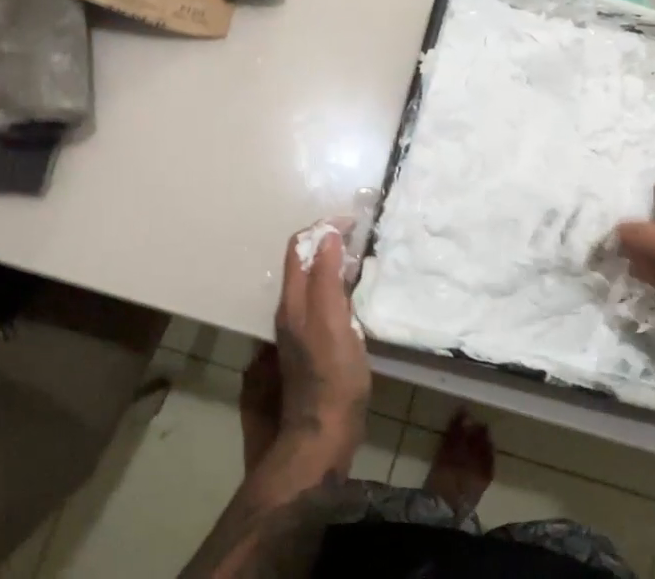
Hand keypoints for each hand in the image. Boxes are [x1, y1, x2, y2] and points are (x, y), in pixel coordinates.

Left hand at [272, 227, 370, 466]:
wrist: (324, 431)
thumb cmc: (333, 376)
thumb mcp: (332, 323)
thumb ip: (326, 279)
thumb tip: (326, 236)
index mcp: (294, 301)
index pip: (299, 248)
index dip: (323, 229)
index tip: (353, 224)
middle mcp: (292, 310)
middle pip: (303, 263)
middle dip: (328, 243)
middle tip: (361, 239)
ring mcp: (301, 329)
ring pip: (312, 282)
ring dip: (333, 264)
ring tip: (362, 261)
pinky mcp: (314, 344)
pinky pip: (322, 301)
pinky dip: (338, 287)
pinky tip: (357, 297)